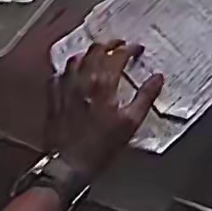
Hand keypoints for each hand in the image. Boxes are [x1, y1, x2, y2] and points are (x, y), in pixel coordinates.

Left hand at [45, 39, 163, 177]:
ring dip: (89, 53)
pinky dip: (69, 69)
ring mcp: (65, 87)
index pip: (118, 54)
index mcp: (104, 83)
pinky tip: (74, 73)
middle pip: (95, 50)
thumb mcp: (131, 123)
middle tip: (120, 46)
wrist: (66, 165)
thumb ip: (146, 97)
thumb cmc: (101, 145)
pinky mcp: (53, 98)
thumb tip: (158, 77)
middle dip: (110, 44)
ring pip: (76, 58)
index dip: (130, 48)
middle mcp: (83, 79)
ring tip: (99, 56)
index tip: (138, 50)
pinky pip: (59, 74)